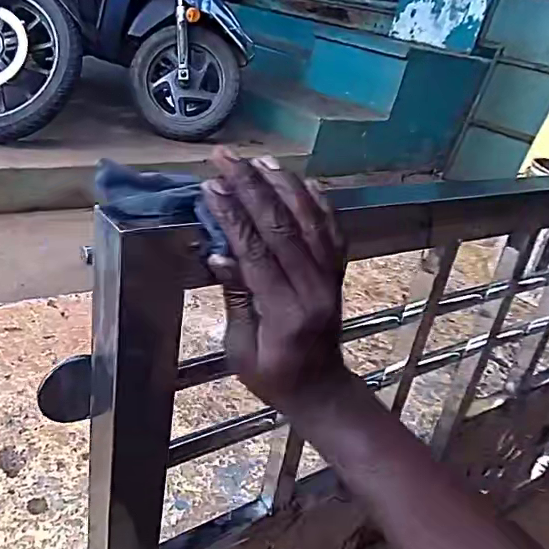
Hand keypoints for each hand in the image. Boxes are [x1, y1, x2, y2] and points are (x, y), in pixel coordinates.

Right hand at [201, 148, 352, 411]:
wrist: (322, 389)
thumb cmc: (274, 378)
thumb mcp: (242, 349)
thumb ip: (236, 299)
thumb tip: (218, 254)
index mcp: (286, 313)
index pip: (257, 253)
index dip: (233, 216)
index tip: (210, 187)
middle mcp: (314, 288)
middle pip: (283, 227)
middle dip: (252, 188)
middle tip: (226, 159)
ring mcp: (332, 278)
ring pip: (311, 221)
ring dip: (284, 186)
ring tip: (259, 160)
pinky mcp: (338, 273)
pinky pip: (332, 230)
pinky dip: (318, 203)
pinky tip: (303, 181)